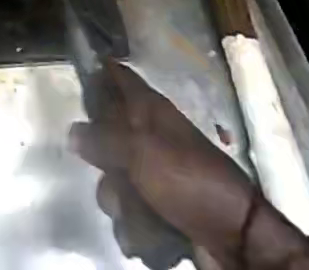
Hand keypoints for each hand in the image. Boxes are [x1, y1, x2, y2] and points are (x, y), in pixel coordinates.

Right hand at [69, 60, 308, 269]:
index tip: (76, 80)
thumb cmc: (187, 178)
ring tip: (140, 215)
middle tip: (117, 173)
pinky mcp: (161, 210)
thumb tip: (73, 131)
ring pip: (115, 183)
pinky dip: (136, 229)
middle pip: (105, 138)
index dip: (97, 72)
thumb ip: (102, 138)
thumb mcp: (139, 150)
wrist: (235, 235)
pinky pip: (130, 215)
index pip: (118, 76)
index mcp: (149, 109)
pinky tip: (150, 235)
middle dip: (103, 164)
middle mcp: (150, 137)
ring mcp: (156, 175)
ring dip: (122, 205)